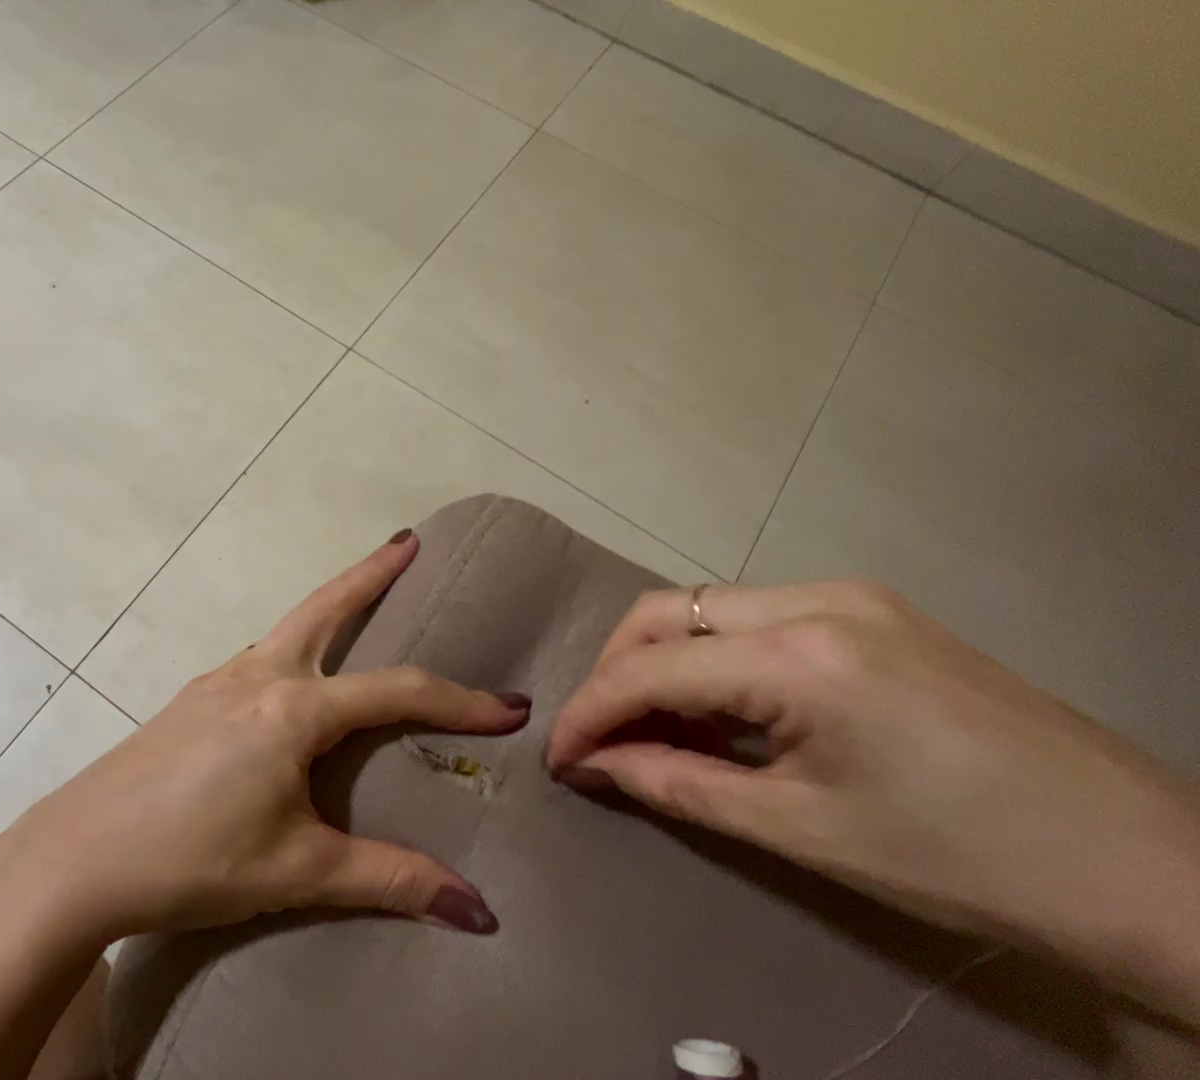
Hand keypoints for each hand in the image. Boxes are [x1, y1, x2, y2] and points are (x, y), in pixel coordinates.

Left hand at [0, 530, 529, 944]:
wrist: (76, 858)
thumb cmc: (191, 860)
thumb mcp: (298, 871)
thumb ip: (390, 880)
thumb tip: (477, 909)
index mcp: (291, 710)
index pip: (395, 691)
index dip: (459, 701)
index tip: (511, 711)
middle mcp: (254, 678)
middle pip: (324, 609)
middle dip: (371, 575)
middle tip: (409, 542)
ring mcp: (213, 685)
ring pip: (285, 630)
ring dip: (327, 609)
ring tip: (358, 605)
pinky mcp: (187, 704)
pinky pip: (255, 661)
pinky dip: (290, 649)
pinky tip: (289, 682)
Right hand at [545, 581, 1199, 1025]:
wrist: (1146, 869)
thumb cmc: (962, 859)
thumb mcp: (799, 831)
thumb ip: (675, 785)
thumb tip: (592, 766)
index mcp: (801, 655)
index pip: (650, 667)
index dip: (588, 712)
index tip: (558, 760)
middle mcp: (819, 600)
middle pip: (666, 612)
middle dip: (614, 673)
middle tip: (599, 740)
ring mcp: (855, 598)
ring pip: (707, 607)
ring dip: (662, 662)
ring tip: (653, 731)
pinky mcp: (879, 613)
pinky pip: (757, 617)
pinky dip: (713, 657)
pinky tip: (718, 711)